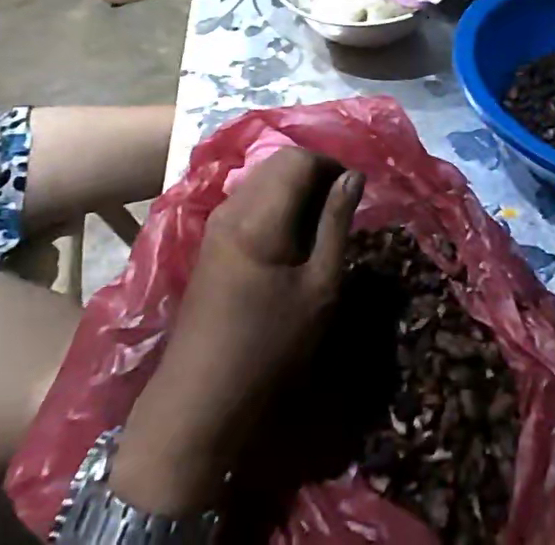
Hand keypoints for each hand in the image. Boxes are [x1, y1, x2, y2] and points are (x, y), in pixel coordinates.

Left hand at [112, 148, 363, 514]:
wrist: (200, 396)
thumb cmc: (270, 344)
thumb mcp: (319, 286)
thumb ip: (336, 224)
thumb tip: (353, 176)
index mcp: (259, 215)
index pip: (299, 158)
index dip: (332, 165)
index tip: (355, 193)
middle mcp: (232, 206)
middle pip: (278, 162)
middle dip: (315, 172)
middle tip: (341, 207)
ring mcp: (216, 222)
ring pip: (263, 178)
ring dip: (295, 186)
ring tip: (320, 223)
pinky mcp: (211, 239)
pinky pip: (249, 199)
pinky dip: (276, 202)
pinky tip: (290, 238)